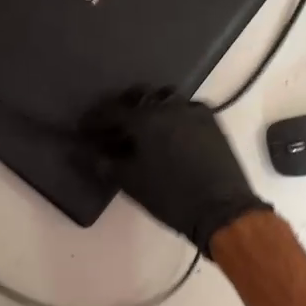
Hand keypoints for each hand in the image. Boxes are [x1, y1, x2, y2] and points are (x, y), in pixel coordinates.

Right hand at [84, 88, 268, 254]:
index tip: (83, 128)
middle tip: (113, 124)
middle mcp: (169, 107)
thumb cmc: (170, 196)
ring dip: (150, 108)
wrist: (222, 209)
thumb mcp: (131, 182)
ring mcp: (194, 112)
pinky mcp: (212, 122)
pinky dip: (174, 116)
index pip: (112, 112)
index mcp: (146, 119)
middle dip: (123, 107)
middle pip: (140, 96)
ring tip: (143, 127)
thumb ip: (105, 164)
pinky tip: (171, 133)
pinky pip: (187, 109)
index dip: (95, 119)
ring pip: (166, 99)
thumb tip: (85, 153)